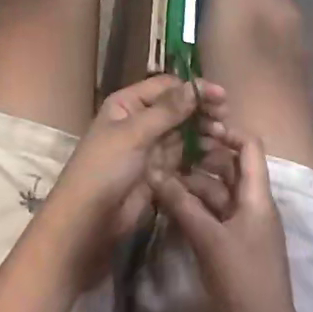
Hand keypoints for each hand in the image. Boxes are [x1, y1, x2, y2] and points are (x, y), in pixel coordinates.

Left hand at [44, 75, 225, 274]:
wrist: (86, 225)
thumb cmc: (104, 170)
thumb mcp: (134, 134)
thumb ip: (167, 110)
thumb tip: (195, 86)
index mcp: (127, 104)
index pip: (166, 87)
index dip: (193, 88)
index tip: (221, 96)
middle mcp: (139, 120)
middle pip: (177, 108)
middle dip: (201, 110)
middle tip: (226, 118)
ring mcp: (148, 147)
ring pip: (182, 132)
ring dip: (202, 131)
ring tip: (223, 137)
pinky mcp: (157, 172)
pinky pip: (182, 155)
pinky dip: (198, 152)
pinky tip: (215, 153)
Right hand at [151, 124, 312, 311]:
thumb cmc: (243, 283)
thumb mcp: (209, 241)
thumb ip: (182, 204)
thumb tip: (154, 169)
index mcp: (258, 195)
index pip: (249, 146)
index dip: (226, 131)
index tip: (195, 125)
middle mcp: (253, 205)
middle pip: (231, 167)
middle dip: (202, 155)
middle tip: (169, 147)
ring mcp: (244, 227)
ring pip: (219, 192)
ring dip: (194, 182)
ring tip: (162, 173)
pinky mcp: (233, 247)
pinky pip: (214, 215)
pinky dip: (195, 206)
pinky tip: (170, 204)